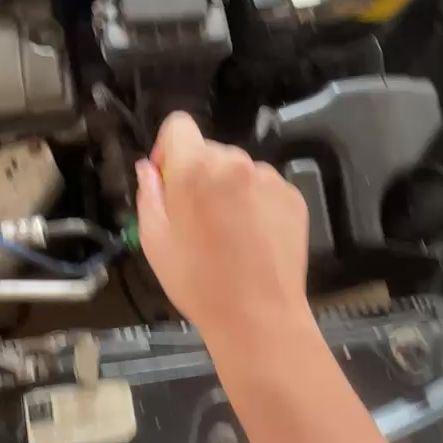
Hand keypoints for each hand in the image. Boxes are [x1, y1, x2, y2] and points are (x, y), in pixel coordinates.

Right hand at [134, 112, 310, 342]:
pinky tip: (253, 237)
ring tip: (229, 233)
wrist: (259, 317)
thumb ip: (149, 194)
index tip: (168, 179)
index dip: (168, 148)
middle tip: (197, 218)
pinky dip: (256, 203)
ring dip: (229, 188)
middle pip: (209, 150)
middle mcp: (234, 162)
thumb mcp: (154, 241)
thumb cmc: (198, 282)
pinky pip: (265, 187)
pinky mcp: (292, 195)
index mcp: (195, 168)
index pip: (178, 125)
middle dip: (199, 173)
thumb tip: (149, 169)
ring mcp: (268, 178)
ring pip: (239, 169)